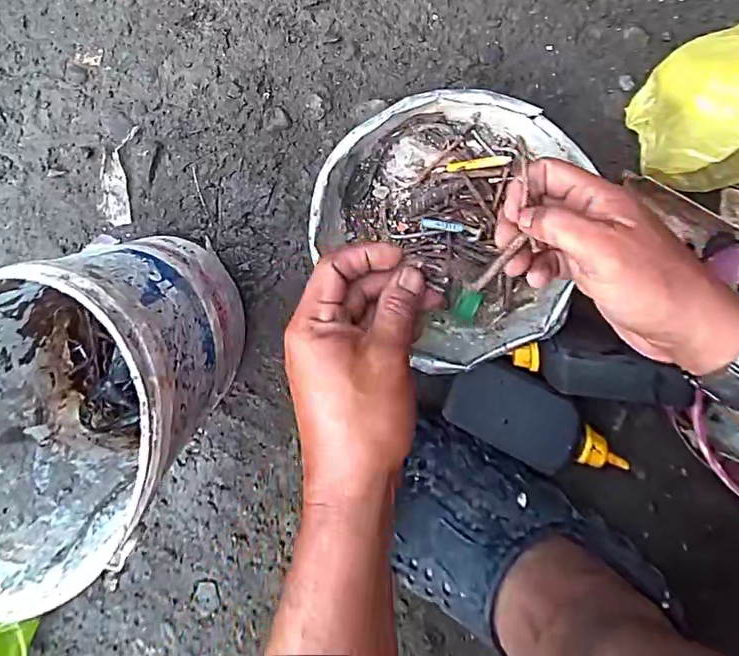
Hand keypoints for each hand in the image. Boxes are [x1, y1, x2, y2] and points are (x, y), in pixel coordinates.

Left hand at [284, 243, 441, 506]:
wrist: (354, 484)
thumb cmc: (359, 431)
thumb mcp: (386, 355)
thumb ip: (399, 308)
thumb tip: (410, 276)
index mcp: (310, 324)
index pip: (334, 268)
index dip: (369, 255)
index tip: (399, 255)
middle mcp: (315, 334)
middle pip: (351, 287)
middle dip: (389, 279)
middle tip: (423, 279)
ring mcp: (330, 352)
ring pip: (363, 310)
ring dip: (395, 301)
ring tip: (428, 299)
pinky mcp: (346, 368)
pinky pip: (368, 332)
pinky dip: (392, 323)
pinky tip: (416, 322)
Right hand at [495, 160, 738, 374]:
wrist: (689, 329)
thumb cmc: (662, 289)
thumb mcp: (602, 249)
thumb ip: (558, 225)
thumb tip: (526, 216)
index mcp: (601, 199)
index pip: (549, 172)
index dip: (524, 188)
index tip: (512, 214)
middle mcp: (594, 216)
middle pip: (541, 201)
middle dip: (518, 220)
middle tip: (507, 240)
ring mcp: (592, 241)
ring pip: (543, 231)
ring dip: (524, 246)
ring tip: (516, 264)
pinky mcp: (590, 266)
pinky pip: (553, 257)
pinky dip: (538, 265)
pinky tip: (536, 277)